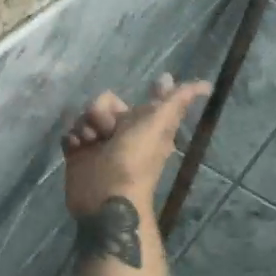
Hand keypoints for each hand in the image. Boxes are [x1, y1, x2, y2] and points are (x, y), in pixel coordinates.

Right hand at [62, 74, 210, 218]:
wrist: (105, 196)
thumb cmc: (134, 162)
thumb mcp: (157, 127)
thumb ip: (174, 103)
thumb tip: (206, 85)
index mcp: (145, 126)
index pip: (153, 101)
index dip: (157, 90)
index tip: (160, 79)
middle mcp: (123, 132)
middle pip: (104, 103)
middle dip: (100, 111)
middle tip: (106, 129)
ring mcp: (99, 144)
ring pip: (84, 117)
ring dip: (83, 126)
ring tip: (88, 142)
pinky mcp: (78, 154)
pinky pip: (69, 133)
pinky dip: (71, 139)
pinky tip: (76, 147)